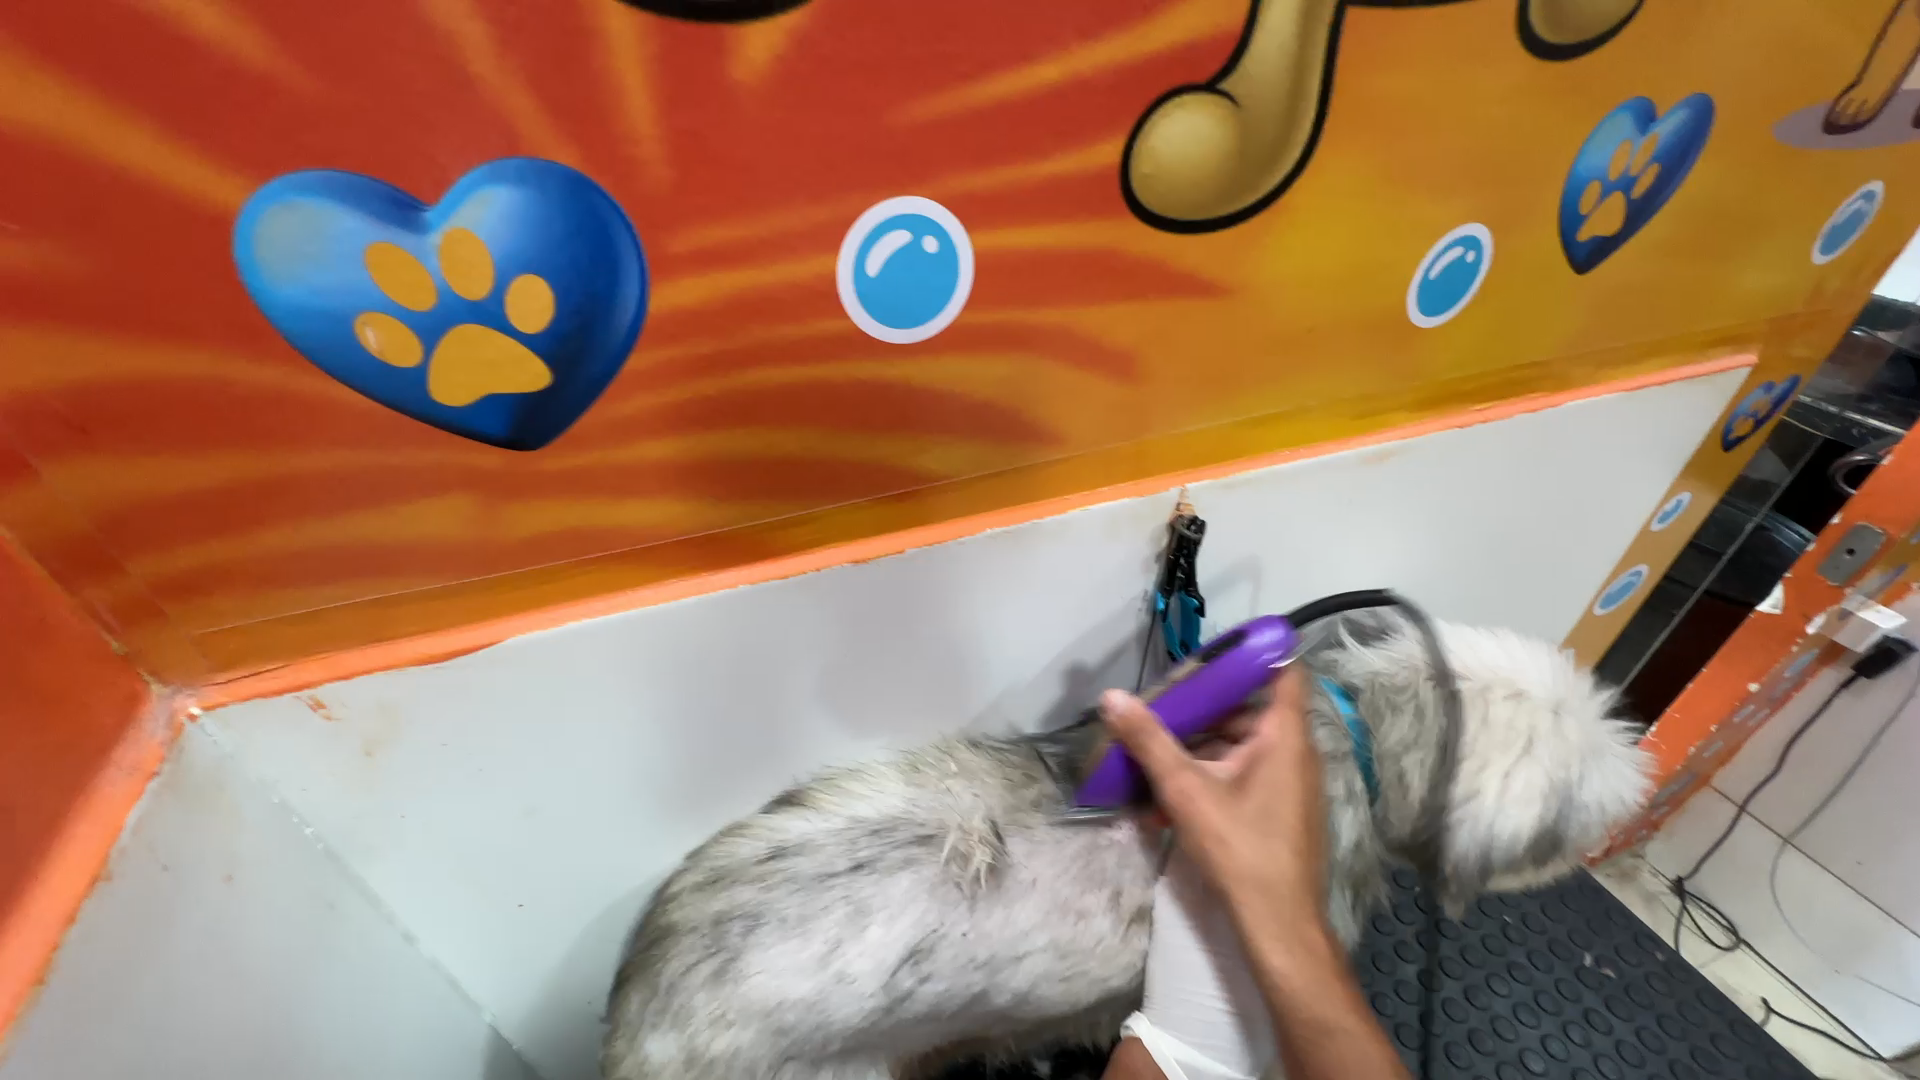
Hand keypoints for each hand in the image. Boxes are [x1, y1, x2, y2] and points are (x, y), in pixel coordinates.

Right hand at [1099, 666, 1327, 921]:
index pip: (1283, 671)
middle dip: (1199, 711)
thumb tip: (1111, 697)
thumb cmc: (1239, 847)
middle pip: (1245, 711)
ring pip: (1236, 748)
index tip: (1210, 651)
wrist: (1277, 927)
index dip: (1252, 653)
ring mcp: (1287, 784)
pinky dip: (1205, 781)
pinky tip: (1163, 806)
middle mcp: (1293, 753)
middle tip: (1158, 710)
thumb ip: (1148, 740)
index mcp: (1283, 736)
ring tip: (1148, 764)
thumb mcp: (1185, 789)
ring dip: (1193, 752)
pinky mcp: (1277, 810)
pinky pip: (1239, 777)